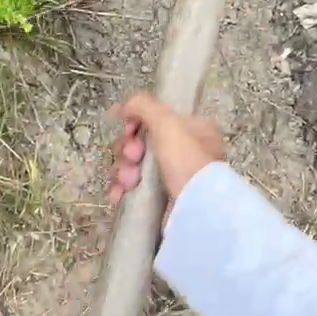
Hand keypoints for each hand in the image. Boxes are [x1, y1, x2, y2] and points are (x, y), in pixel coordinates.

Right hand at [108, 92, 225, 206]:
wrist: (196, 209)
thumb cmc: (187, 161)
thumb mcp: (168, 123)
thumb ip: (144, 106)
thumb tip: (123, 107)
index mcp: (193, 131)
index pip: (156, 120)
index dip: (136, 125)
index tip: (129, 132)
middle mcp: (184, 152)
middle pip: (140, 144)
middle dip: (128, 152)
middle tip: (133, 159)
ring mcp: (172, 177)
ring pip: (133, 167)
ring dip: (123, 172)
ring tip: (129, 182)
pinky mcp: (160, 199)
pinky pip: (132, 188)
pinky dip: (122, 190)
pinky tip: (119, 195)